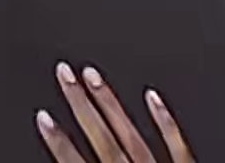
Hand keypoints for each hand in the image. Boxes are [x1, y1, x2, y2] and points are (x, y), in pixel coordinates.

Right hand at [35, 62, 193, 162]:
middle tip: (64, 73)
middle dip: (81, 106)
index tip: (44, 117)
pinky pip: (180, 151)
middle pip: (104, 142)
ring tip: (93, 74)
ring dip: (111, 105)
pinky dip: (166, 122)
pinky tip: (152, 96)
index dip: (59, 144)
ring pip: (134, 138)